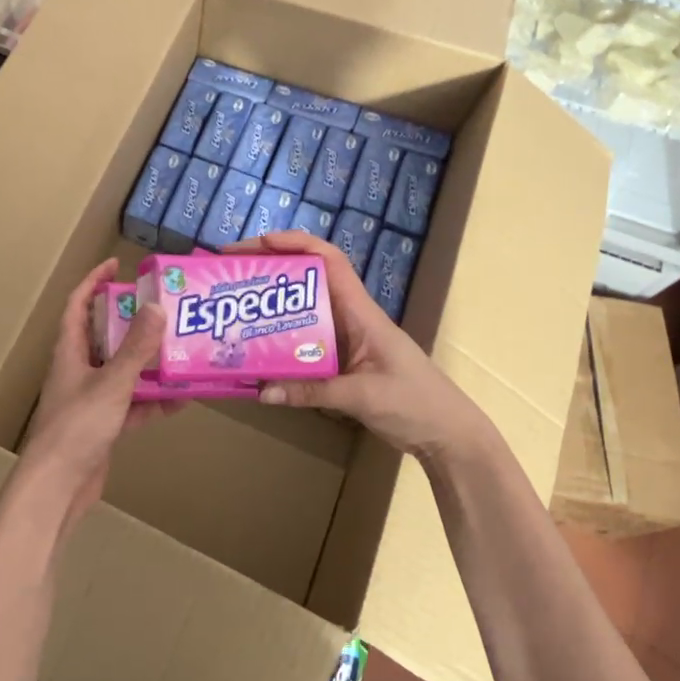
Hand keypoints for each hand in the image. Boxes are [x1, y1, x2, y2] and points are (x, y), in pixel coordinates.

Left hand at [20, 259, 182, 530]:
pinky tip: (181, 400)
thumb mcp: (111, 384)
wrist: (58, 486)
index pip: (77, 304)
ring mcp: (89, 398)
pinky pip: (131, 404)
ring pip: (121, 370)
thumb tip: (157, 307)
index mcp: (69, 351)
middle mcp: (77, 369)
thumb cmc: (76, 428)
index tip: (117, 263)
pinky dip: (152, 401)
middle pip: (103, 335)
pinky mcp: (102, 425)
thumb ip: (135, 349)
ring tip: (180, 350)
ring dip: (147, 362)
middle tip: (163, 309)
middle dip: (130, 320)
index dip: (94, 281)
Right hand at [224, 230, 493, 464]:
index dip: (294, 243)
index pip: (329, 260)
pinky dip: (278, 342)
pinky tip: (253, 353)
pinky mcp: (339, 364)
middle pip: (306, 280)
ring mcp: (344, 341)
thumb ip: (312, 392)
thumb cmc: (417, 404)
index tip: (256, 245)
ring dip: (269, 306)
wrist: (449, 437)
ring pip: (301, 311)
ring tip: (233, 310)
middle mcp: (349, 318)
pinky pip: (302, 343)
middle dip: (269, 271)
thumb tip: (261, 389)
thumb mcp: (364, 397)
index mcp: (360, 311)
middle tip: (230, 276)